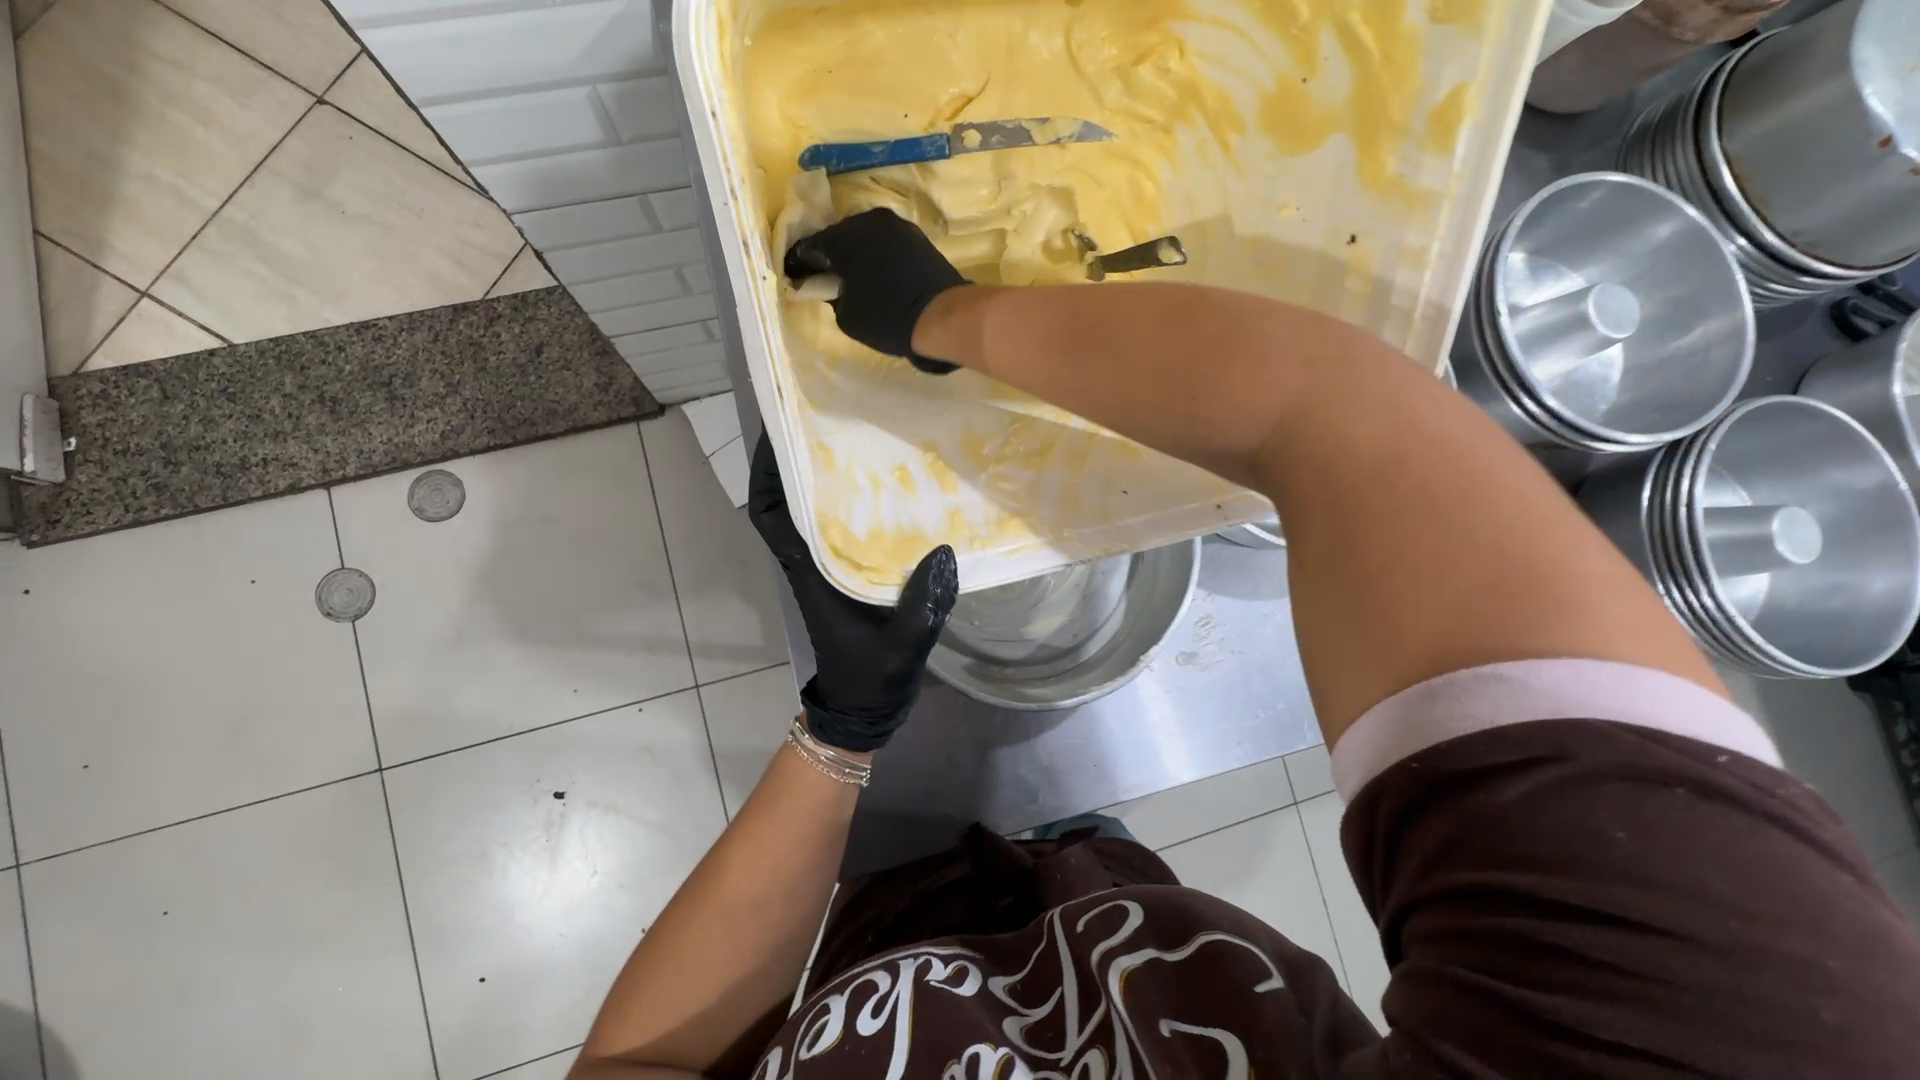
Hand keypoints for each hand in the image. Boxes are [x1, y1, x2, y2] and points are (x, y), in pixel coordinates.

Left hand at [747, 434, 958, 751]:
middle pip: (790, 502)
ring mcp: (830, 567)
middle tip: (829, 417)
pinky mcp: (851, 574)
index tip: (775, 432)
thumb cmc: (872, 675)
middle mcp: (813, 562)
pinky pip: (844, 528)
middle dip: (798, 460)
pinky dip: (854, 504)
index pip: (770, 515)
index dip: (764, 474)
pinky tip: (889, 486)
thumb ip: (922, 602)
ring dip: (825, 477)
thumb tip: (946, 550)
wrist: (866, 705)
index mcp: (810, 572)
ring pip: (816, 512)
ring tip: (860, 438)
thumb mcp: (903, 643)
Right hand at [784, 208, 968, 374]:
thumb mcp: (846, 314)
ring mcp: (897, 226)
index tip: (793, 274)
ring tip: (848, 275)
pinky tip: (872, 272)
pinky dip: (874, 255)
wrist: (943, 317)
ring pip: (864, 237)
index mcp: (846, 237)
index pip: (812, 246)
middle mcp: (871, 221)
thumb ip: (832, 294)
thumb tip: (834, 286)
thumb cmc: (888, 317)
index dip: (799, 262)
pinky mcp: (916, 236)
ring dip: (854, 253)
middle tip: (820, 274)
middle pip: (839, 236)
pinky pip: (884, 243)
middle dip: (829, 254)